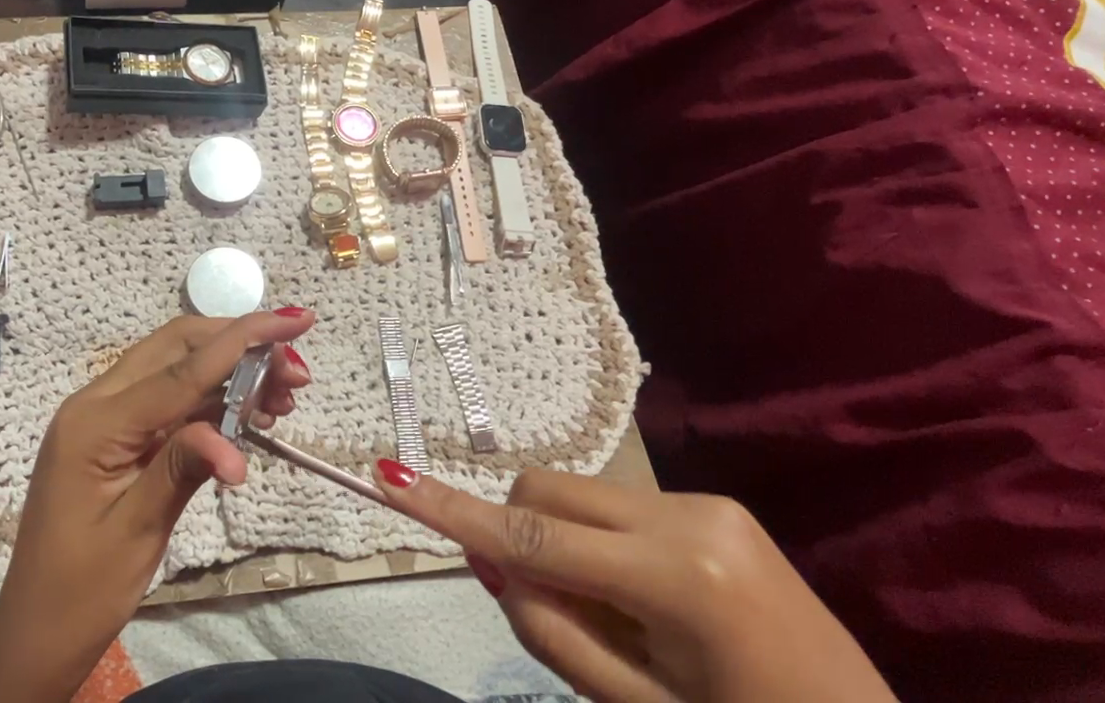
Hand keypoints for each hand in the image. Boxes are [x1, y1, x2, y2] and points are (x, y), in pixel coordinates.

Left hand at [0, 310, 315, 702]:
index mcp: (94, 422)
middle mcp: (95, 403)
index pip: (181, 369)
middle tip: (298, 373)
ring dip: (232, 373)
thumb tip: (237, 445)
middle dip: (241, 346)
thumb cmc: (79, 591)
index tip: (296, 320)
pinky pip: (168, 400)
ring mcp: (103, 417)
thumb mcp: (134, 533)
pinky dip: (213, 400)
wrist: (34, 632)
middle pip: (177, 348)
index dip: (242, 340)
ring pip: (176, 369)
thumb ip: (181, 470)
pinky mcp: (116, 436)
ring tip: (285, 398)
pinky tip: (250, 416)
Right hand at [371, 461, 895, 702]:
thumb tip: (489, 554)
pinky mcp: (716, 506)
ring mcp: (707, 503)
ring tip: (617, 620)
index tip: (388, 477)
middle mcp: (688, 515)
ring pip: (578, 496)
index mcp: (677, 578)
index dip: (452, 509)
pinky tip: (646, 603)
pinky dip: (600, 545)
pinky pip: (618, 507)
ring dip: (563, 543)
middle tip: (551, 612)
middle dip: (521, 534)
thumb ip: (550, 626)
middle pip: (546, 490)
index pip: (532, 535)